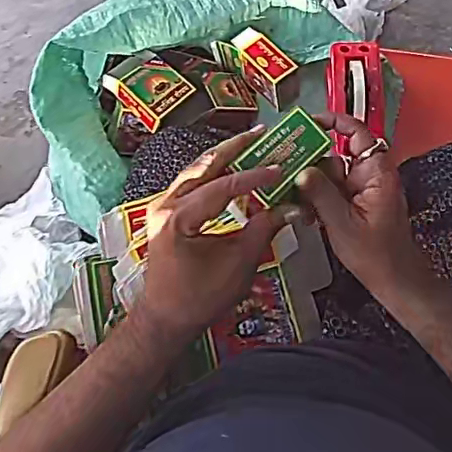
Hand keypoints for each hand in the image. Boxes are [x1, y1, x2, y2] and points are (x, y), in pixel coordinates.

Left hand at [134, 128, 287, 344]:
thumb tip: (289, 207)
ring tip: (251, 144)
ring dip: (224, 157)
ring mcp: (162, 206)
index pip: (223, 186)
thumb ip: (262, 230)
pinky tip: (233, 168)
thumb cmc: (198, 298)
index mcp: (178, 218)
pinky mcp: (167, 211)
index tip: (280, 169)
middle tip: (261, 134)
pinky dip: (214, 173)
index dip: (255, 177)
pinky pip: (192, 183)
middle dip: (235, 148)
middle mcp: (165, 204)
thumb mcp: (237, 265)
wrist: (165, 317)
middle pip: (204, 165)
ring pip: (196, 170)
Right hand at [296, 112, 428, 296]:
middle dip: (311, 160)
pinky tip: (305, 212)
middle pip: (336, 155)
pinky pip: (332, 191)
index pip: (358, 133)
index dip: (335, 122)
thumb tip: (301, 170)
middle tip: (285, 162)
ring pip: (330, 174)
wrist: (394, 280)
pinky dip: (318, 198)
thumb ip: (321, 194)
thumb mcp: (342, 223)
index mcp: (375, 173)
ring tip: (291, 193)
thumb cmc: (376, 254)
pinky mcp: (355, 203)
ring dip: (311, 184)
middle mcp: (369, 176)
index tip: (309, 122)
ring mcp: (362, 190)